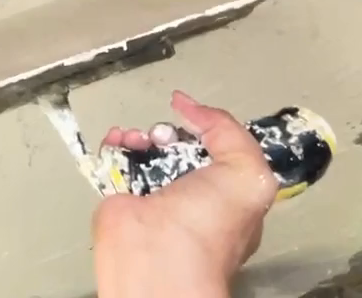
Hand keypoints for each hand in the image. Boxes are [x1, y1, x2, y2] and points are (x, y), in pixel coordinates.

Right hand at [91, 91, 275, 297]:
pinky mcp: (121, 190)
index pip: (218, 151)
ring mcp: (153, 192)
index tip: (190, 116)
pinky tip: (117, 140)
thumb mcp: (247, 176)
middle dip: (169, 130)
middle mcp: (190, 195)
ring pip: (145, 147)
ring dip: (139, 133)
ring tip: (136, 139)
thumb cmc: (208, 223)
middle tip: (163, 136)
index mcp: (226, 196)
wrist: (157, 255)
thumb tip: (188, 106)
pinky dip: (114, 141)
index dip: (207, 128)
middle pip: (178, 145)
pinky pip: (116, 156)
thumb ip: (229, 132)